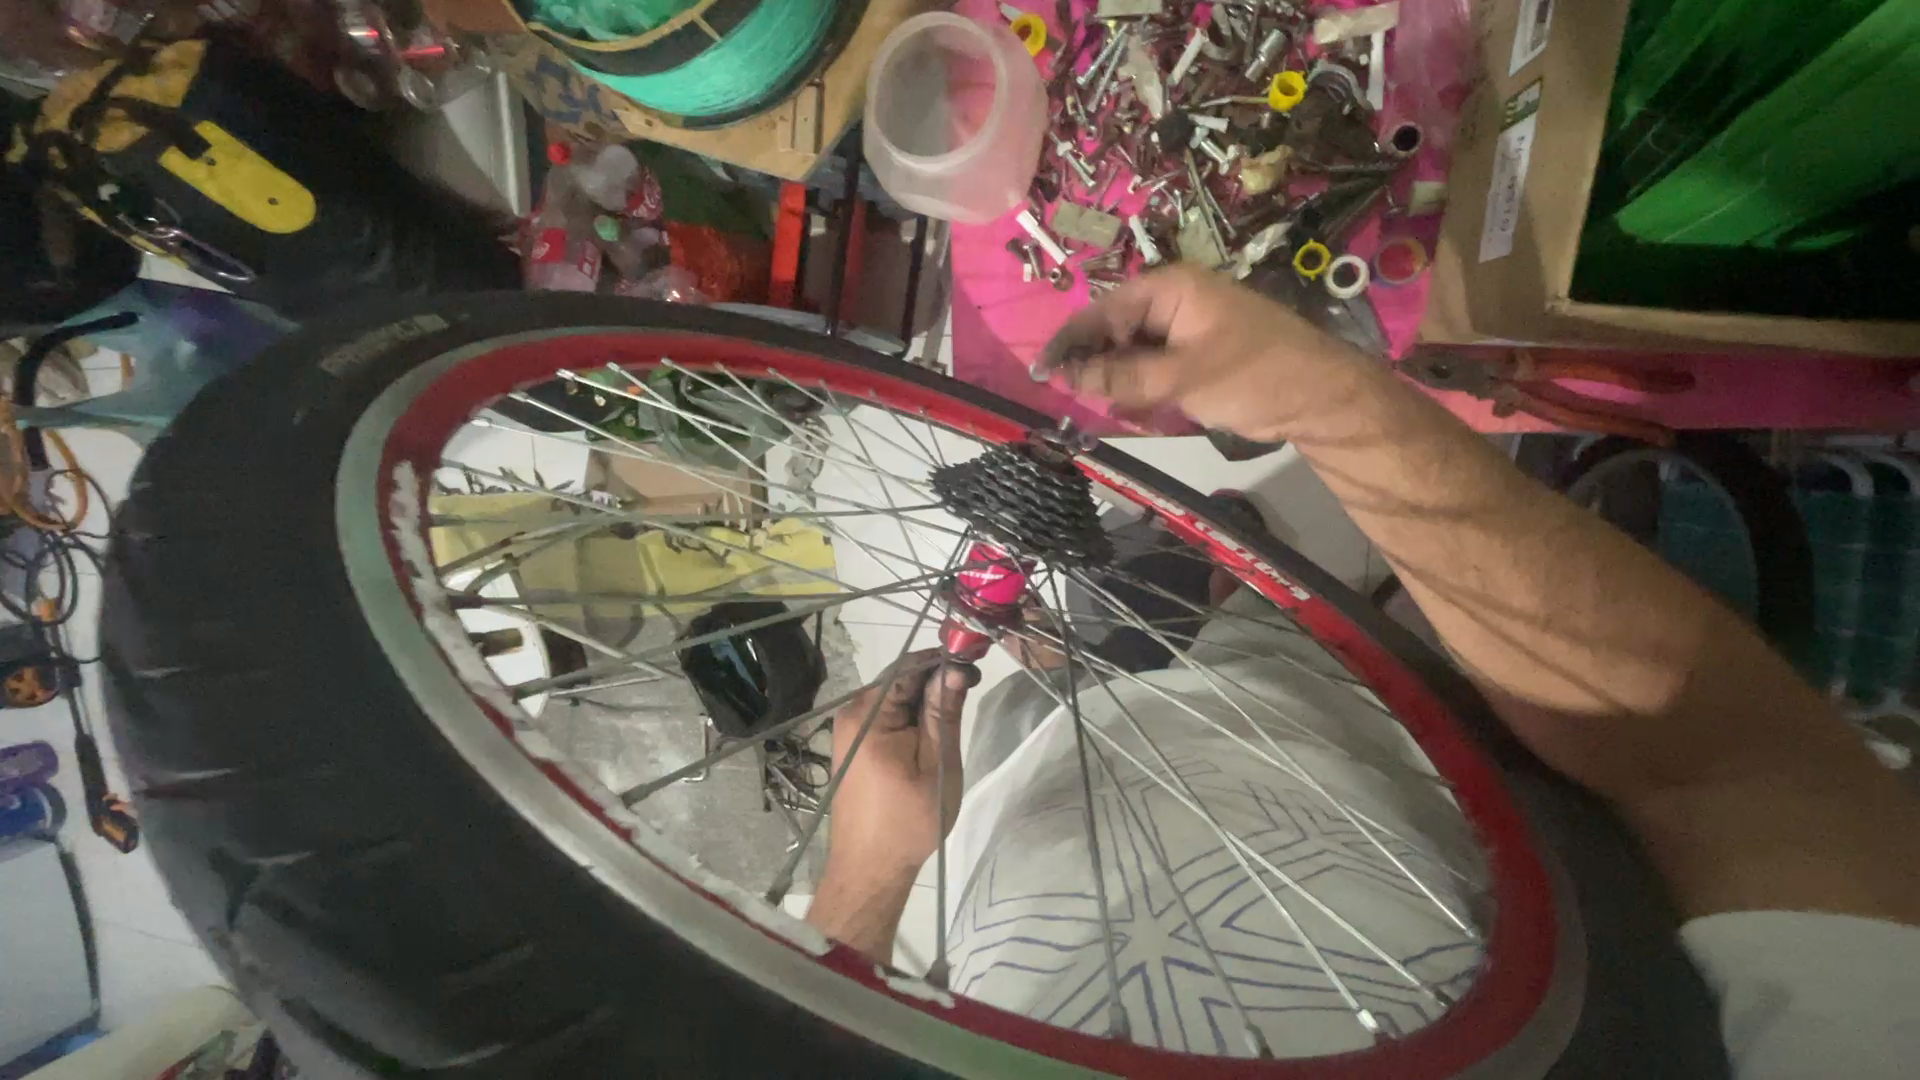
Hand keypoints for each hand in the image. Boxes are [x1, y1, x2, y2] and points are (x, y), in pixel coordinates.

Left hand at [821, 652, 973, 883]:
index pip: (908, 667)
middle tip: (971, 686)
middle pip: (899, 679)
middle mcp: (851, 712)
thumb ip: (944, 711)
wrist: (870, 870)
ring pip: (894, 697)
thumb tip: (956, 667)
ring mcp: (850, 729)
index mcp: (867, 713)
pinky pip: (886, 715)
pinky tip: (931, 726)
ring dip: (924, 697)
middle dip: (935, 678)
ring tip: (956, 706)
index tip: (975, 664)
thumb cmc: (908, 819)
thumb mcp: (937, 762)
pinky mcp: (854, 744)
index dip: (943, 660)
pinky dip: (910, 714)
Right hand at [1037, 265, 1365, 441]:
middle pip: (1113, 333)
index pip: (1102, 312)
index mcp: (1170, 289)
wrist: (1320, 399)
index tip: (1041, 373)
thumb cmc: (1253, 375)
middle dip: (1093, 367)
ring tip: (1109, 410)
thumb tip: (1064, 376)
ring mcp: (1184, 331)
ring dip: (1116, 384)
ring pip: (1130, 356)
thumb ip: (1120, 377)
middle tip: (1074, 400)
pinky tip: (1135, 413)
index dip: (1069, 343)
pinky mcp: (1194, 358)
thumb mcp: (1180, 377)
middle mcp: (1173, 303)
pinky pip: (1152, 372)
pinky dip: (1139, 392)